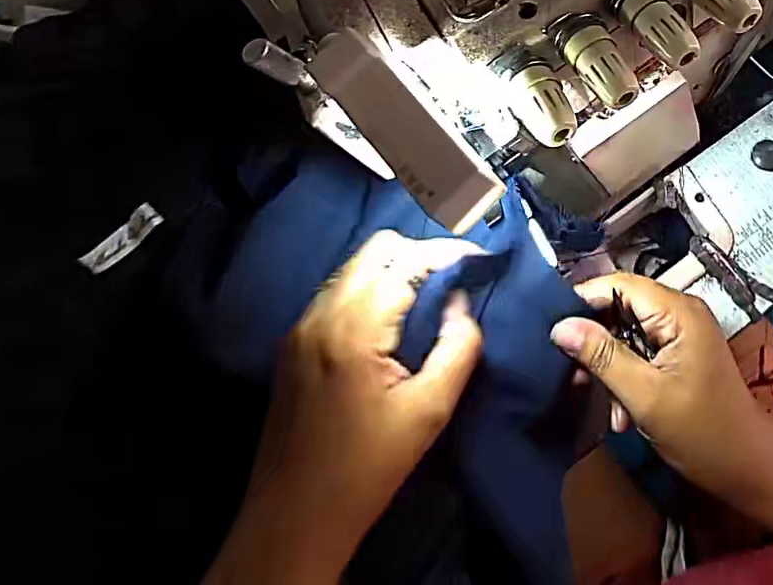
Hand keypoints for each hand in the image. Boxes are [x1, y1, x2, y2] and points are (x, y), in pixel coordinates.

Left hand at [209, 231, 483, 582]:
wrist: (291, 523)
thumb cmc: (368, 468)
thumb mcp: (431, 410)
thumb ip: (459, 345)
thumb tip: (461, 301)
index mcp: (354, 329)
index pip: (408, 261)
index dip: (449, 253)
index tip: (481, 261)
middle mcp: (322, 315)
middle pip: (378, 250)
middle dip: (423, 254)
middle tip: (454, 280)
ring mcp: (302, 327)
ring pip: (357, 266)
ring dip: (397, 268)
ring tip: (429, 296)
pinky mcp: (294, 343)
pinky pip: (340, 290)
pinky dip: (373, 287)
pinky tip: (393, 319)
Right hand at [550, 272, 772, 493]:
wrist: (748, 466)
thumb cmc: (702, 431)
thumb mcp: (645, 395)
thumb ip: (603, 357)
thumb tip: (561, 327)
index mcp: (678, 311)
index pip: (621, 284)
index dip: (585, 299)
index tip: (553, 326)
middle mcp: (681, 311)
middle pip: (623, 307)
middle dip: (598, 341)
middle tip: (573, 374)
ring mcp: (682, 332)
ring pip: (629, 332)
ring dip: (611, 367)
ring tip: (606, 405)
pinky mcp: (681, 352)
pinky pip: (643, 350)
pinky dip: (627, 376)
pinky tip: (622, 412)